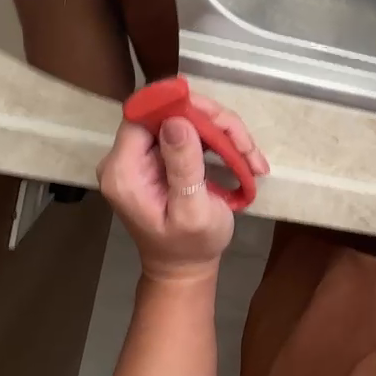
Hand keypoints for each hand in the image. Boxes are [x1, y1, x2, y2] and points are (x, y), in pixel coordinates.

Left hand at [96, 93, 271, 283]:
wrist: (186, 267)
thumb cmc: (189, 246)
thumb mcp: (191, 210)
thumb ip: (183, 166)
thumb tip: (176, 121)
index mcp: (124, 170)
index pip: (144, 116)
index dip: (178, 108)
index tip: (214, 119)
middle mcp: (129, 157)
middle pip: (170, 112)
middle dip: (213, 122)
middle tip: (244, 144)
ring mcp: (146, 155)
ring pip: (188, 118)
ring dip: (224, 132)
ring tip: (250, 157)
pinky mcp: (164, 155)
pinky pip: (193, 131)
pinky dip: (221, 140)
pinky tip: (243, 158)